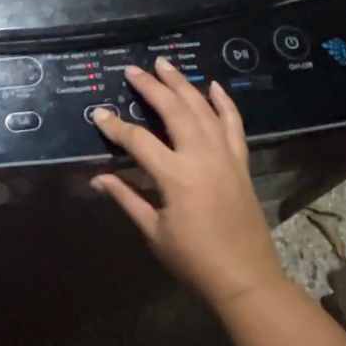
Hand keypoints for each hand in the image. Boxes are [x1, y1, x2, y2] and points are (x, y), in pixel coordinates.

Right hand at [89, 59, 288, 309]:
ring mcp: (225, 158)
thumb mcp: (153, 232)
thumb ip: (126, 198)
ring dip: (183, 85)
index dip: (115, 126)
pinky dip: (224, 103)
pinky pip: (234, 125)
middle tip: (133, 70)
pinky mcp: (240, 163)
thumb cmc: (194, 260)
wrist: (247, 280)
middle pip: (174, 111)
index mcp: (176, 177)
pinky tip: (213, 86)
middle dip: (151, 87)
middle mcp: (202, 158)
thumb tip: (97, 178)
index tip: (98, 114)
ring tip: (165, 64)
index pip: (138, 140)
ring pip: (203, 110)